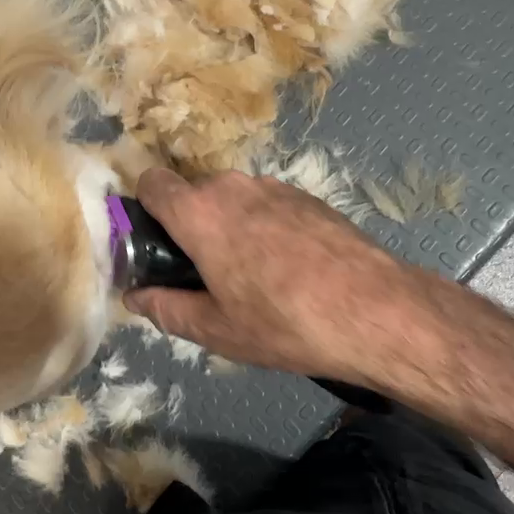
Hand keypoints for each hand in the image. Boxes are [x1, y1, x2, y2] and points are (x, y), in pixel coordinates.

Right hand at [123, 169, 430, 388]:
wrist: (377, 310)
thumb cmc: (284, 322)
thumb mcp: (217, 330)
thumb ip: (167, 309)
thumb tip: (136, 297)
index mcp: (198, 212)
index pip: (151, 182)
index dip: (146, 209)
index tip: (155, 245)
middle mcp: (230, 187)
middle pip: (193, 194)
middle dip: (190, 226)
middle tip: (204, 273)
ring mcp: (272, 186)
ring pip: (232, 199)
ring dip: (229, 225)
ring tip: (253, 275)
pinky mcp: (306, 195)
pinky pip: (266, 204)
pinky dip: (264, 226)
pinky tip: (289, 268)